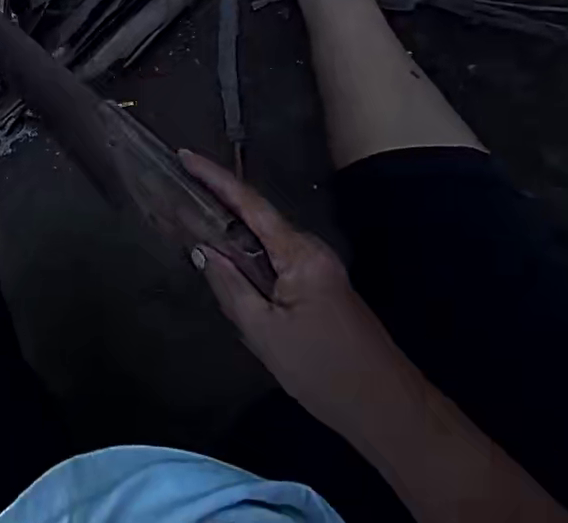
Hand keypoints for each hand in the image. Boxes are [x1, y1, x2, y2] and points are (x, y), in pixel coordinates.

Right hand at [180, 150, 410, 433]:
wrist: (391, 412)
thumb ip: (229, 285)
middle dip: (217, 197)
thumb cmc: (324, 371)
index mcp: (299, 254)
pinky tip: (223, 255)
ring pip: (263, 236)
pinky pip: (273, 255)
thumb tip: (201, 249)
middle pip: (256, 213)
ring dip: (229, 224)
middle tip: (177, 186)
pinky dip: (244, 248)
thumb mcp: (264, 332)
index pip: (250, 203)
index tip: (185, 155)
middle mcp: (310, 249)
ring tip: (189, 216)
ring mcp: (317, 266)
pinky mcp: (318, 283)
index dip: (214, 176)